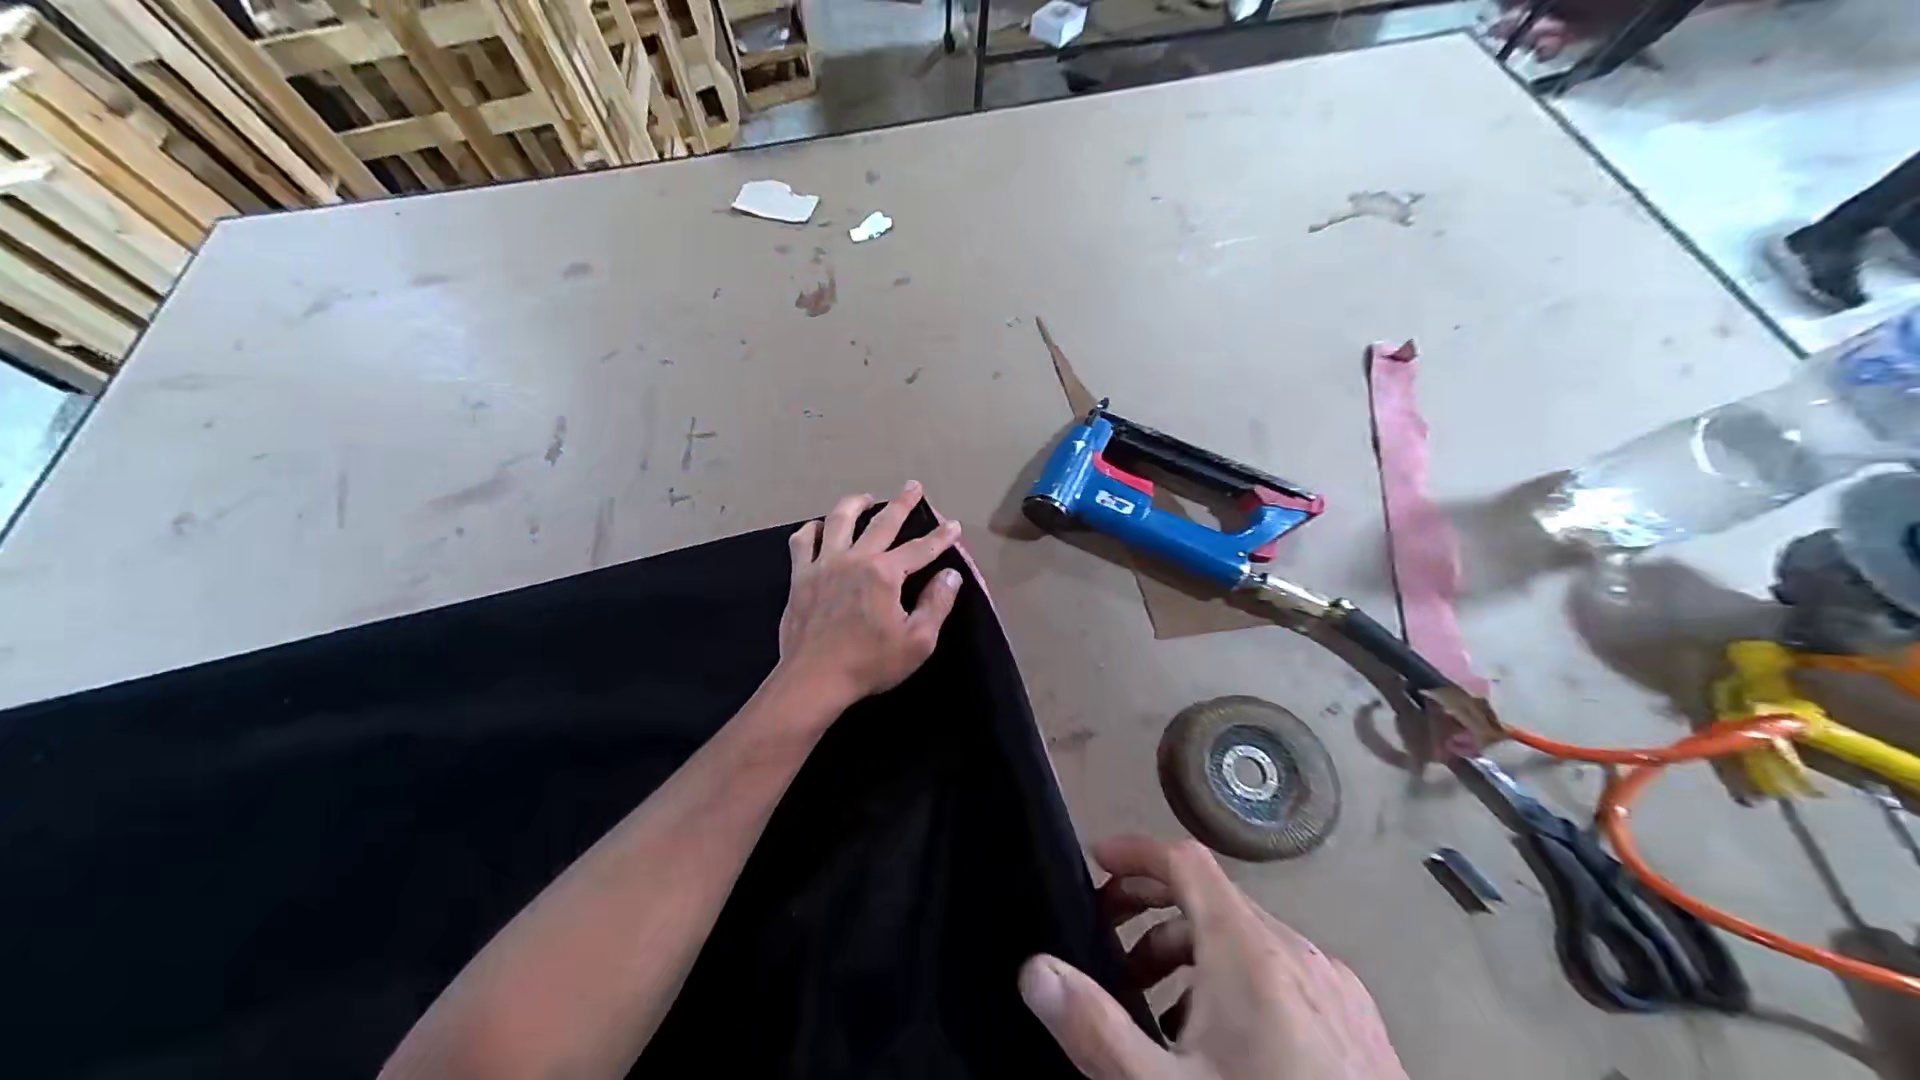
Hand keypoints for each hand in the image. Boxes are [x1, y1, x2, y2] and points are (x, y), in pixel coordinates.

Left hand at [776, 482, 964, 710]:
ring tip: (865, 497)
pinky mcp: (800, 576)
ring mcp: (824, 564)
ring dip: (855, 503)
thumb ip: (936, 603)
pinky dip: (811, 529)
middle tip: (913, 485)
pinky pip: (802, 542)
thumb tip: (950, 574)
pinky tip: (818, 527)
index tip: (953, 524)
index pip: (920, 548)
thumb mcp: (917, 641)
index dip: (940, 536)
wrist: (814, 679)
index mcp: (885, 573)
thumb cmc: (869, 663)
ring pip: (838, 520)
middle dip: (902, 502)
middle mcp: (855, 558)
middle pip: (882, 522)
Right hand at [1019, 836, 1407, 1079]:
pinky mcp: (1360, 1025)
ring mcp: (1335, 986)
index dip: (1136, 851)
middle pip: (1211, 897)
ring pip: (1248, 938)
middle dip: (1150, 908)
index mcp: (1248, 950)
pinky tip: (1225, 1047)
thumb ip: (1095, 1028)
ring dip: (1191, 952)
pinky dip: (1236, 980)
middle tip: (1107, 942)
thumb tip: (1034, 971)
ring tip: (1158, 1010)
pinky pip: (1283, 974)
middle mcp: (1296, 951)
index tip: (1095, 861)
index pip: (1185, 861)